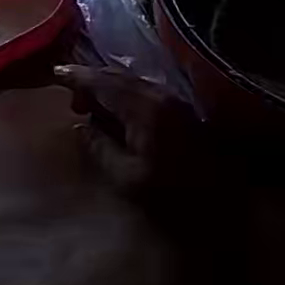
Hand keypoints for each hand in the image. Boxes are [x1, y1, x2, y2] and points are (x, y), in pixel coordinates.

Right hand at [52, 60, 203, 196]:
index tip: (54, 73)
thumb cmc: (172, 196)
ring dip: (108, 90)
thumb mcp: (124, 176)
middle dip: (90, 82)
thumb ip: (98, 146)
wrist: (229, 212)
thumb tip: (82, 127)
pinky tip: (117, 115)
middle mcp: (160, 96)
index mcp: (143, 107)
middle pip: (117, 77)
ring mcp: (175, 103)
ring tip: (91, 108)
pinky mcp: (183, 114)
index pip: (101, 81)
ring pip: (131, 84)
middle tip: (72, 102)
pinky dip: (124, 97)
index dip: (75, 75)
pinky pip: (144, 93)